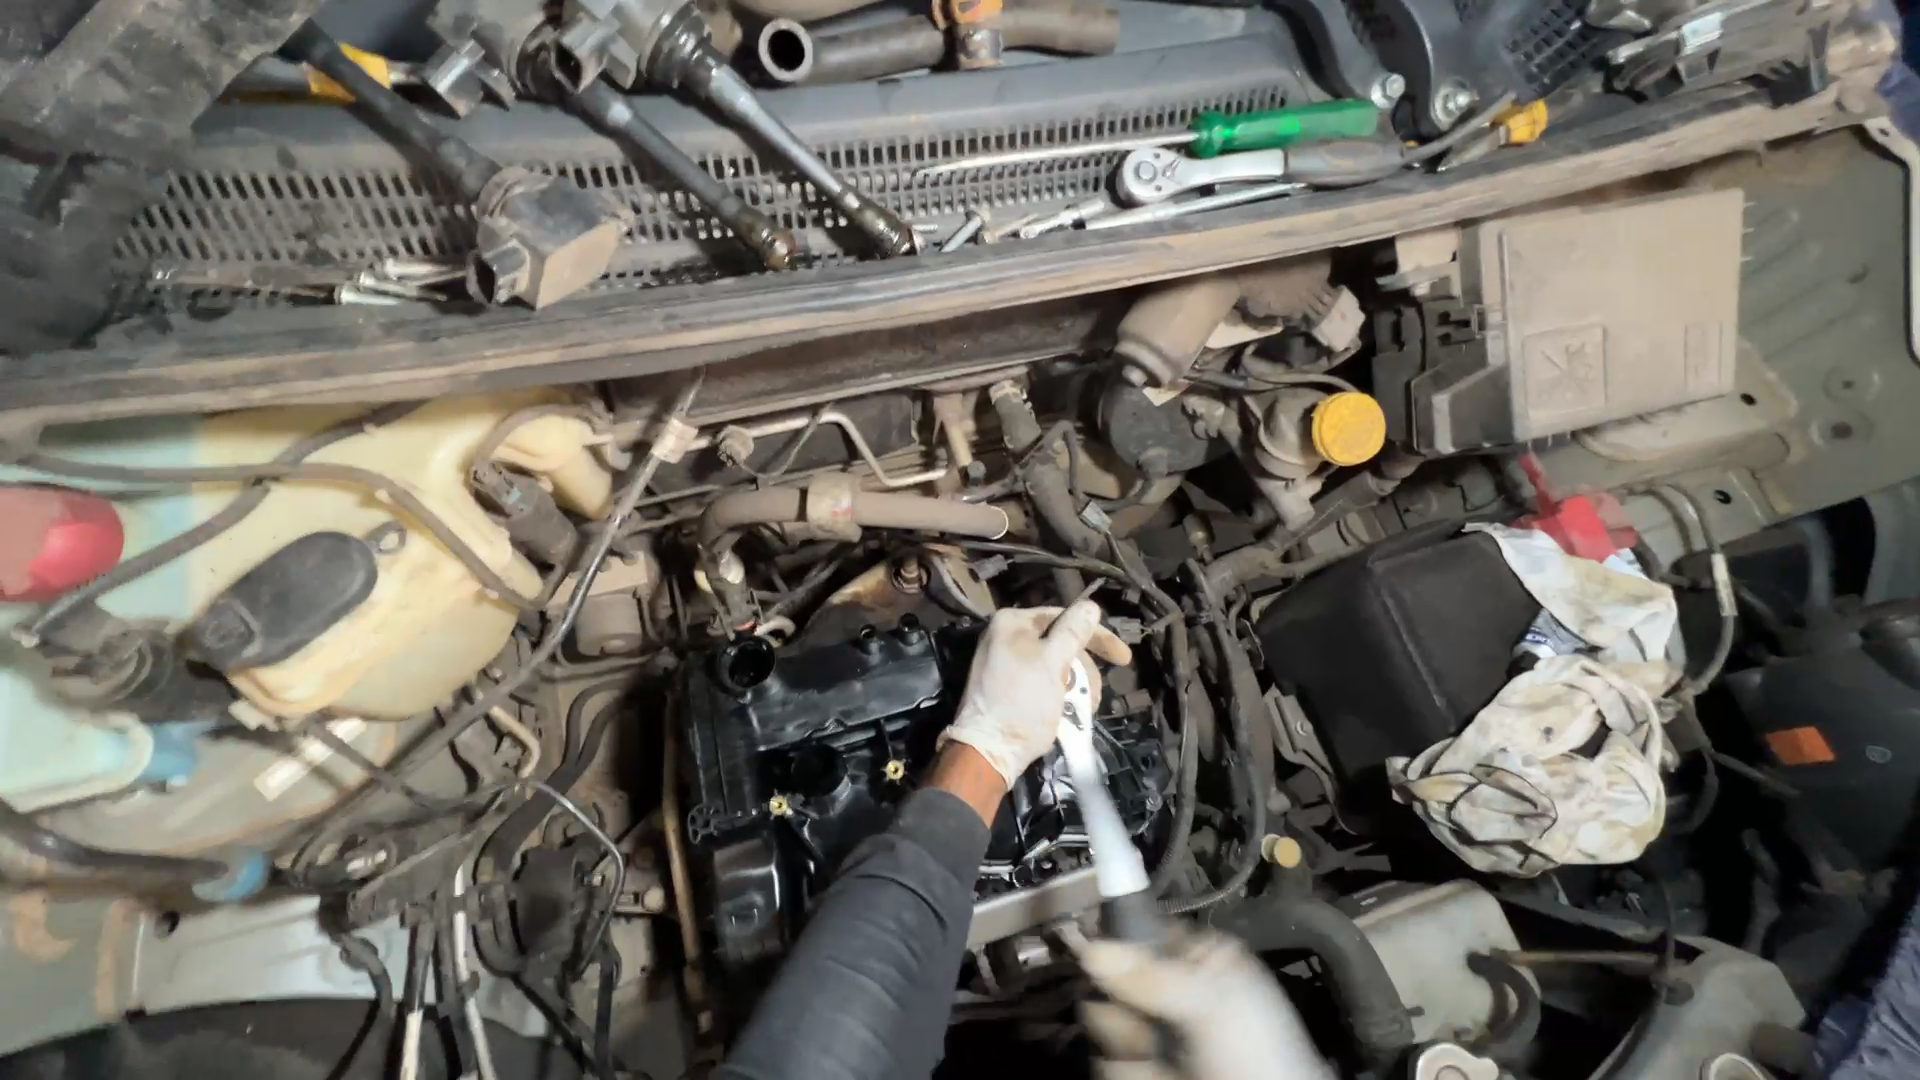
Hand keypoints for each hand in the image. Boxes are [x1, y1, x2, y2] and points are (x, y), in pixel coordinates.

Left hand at [939, 600, 1131, 787]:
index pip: (1064, 618)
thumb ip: (1073, 632)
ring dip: (1075, 686)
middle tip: (1095, 696)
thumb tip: (1091, 605)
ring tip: (1083, 709)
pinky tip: (1068, 711)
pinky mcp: (1007, 686)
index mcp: (1012, 622)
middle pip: (1060, 643)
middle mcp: (1005, 636)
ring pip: (1055, 665)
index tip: (1123, 659)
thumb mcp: (1052, 664)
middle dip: (1083, 670)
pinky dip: (1059, 693)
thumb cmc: (1022, 703)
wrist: (988, 751)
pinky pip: (1042, 680)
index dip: (1098, 637)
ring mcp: (1004, 662)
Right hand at [1076, 929, 1336, 1079]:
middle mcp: (1175, 994)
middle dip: (1121, 1005)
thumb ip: (1151, 973)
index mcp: (1199, 961)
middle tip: (1145, 1022)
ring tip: (1159, 1059)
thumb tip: (1091, 948)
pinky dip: (1129, 1072)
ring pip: (1106, 1023)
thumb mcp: (1211, 1002)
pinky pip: (1110, 1063)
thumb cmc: (1262, 1060)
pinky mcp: (1146, 1070)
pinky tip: (1160, 1076)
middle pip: (1112, 979)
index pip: (1140, 932)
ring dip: (1125, 1043)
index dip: (1116, 942)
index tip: (1098, 951)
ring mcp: (1161, 1037)